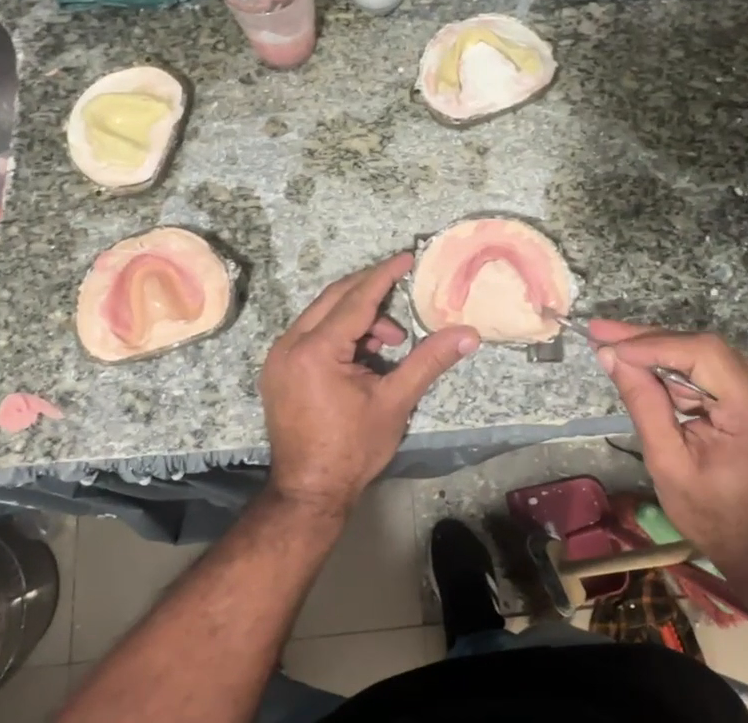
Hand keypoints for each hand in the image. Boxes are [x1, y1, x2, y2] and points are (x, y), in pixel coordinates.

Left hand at [261, 254, 479, 516]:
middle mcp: (289, 344)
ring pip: (321, 315)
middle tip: (403, 290)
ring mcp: (279, 357)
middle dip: (371, 292)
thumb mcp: (395, 402)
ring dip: (357, 317)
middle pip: (334, 298)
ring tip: (390, 342)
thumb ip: (429, 360)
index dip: (384, 275)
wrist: (309, 490)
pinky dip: (339, 333)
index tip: (407, 257)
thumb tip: (469, 333)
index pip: (356, 298)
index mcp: (315, 349)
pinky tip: (364, 354)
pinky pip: (310, 334)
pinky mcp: (278, 370)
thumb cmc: (352, 448)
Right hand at [589, 319, 747, 603]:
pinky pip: (721, 373)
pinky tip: (652, 376)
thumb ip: (644, 404)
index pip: (703, 353)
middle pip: (706, 350)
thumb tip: (611, 355)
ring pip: (711, 358)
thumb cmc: (718, 520)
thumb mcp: (669, 465)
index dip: (652, 343)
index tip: (606, 341)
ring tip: (617, 354)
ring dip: (664, 356)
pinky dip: (685, 374)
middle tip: (601, 333)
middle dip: (650, 342)